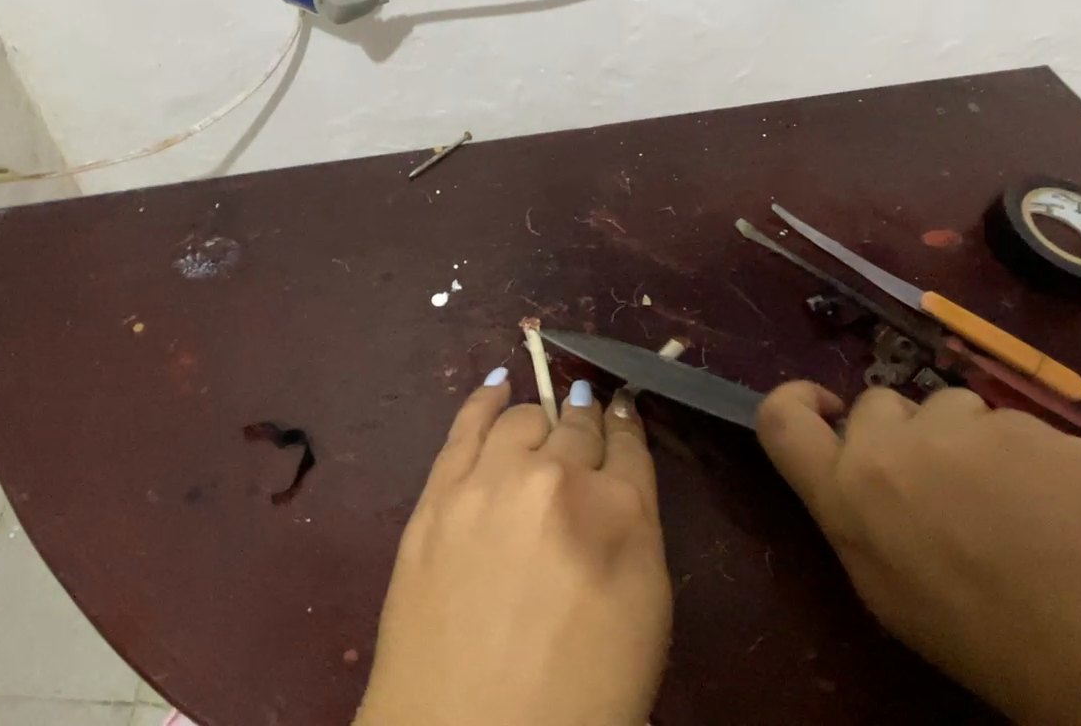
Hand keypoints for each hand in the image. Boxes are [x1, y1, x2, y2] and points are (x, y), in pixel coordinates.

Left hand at [356, 370, 670, 725]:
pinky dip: (485, 399)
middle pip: (577, 425)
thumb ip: (637, 533)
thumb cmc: (580, 697)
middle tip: (587, 418)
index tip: (623, 412)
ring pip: (524, 418)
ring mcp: (490, 482)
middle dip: (586, 419)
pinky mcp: (437, 495)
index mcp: (621, 513)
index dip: (627, 426)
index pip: (629, 445)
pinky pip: (466, 425)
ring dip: (541, 414)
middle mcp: (557, 477)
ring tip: (544, 410)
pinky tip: (498, 385)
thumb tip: (620, 484)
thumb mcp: (643, 616)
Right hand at [755, 382, 1080, 717]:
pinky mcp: (1026, 423)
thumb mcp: (888, 590)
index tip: (827, 408)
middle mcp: (890, 448)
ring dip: (963, 438)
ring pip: (948, 407)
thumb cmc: (986, 636)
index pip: (781, 418)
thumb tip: (865, 479)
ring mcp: (961, 428)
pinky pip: (1011, 423)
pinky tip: (1058, 503)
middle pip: (876, 404)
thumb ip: (860, 516)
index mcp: (846, 495)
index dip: (796, 400)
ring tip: (1009, 498)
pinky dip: (1025, 452)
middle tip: (939, 482)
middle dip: (900, 432)